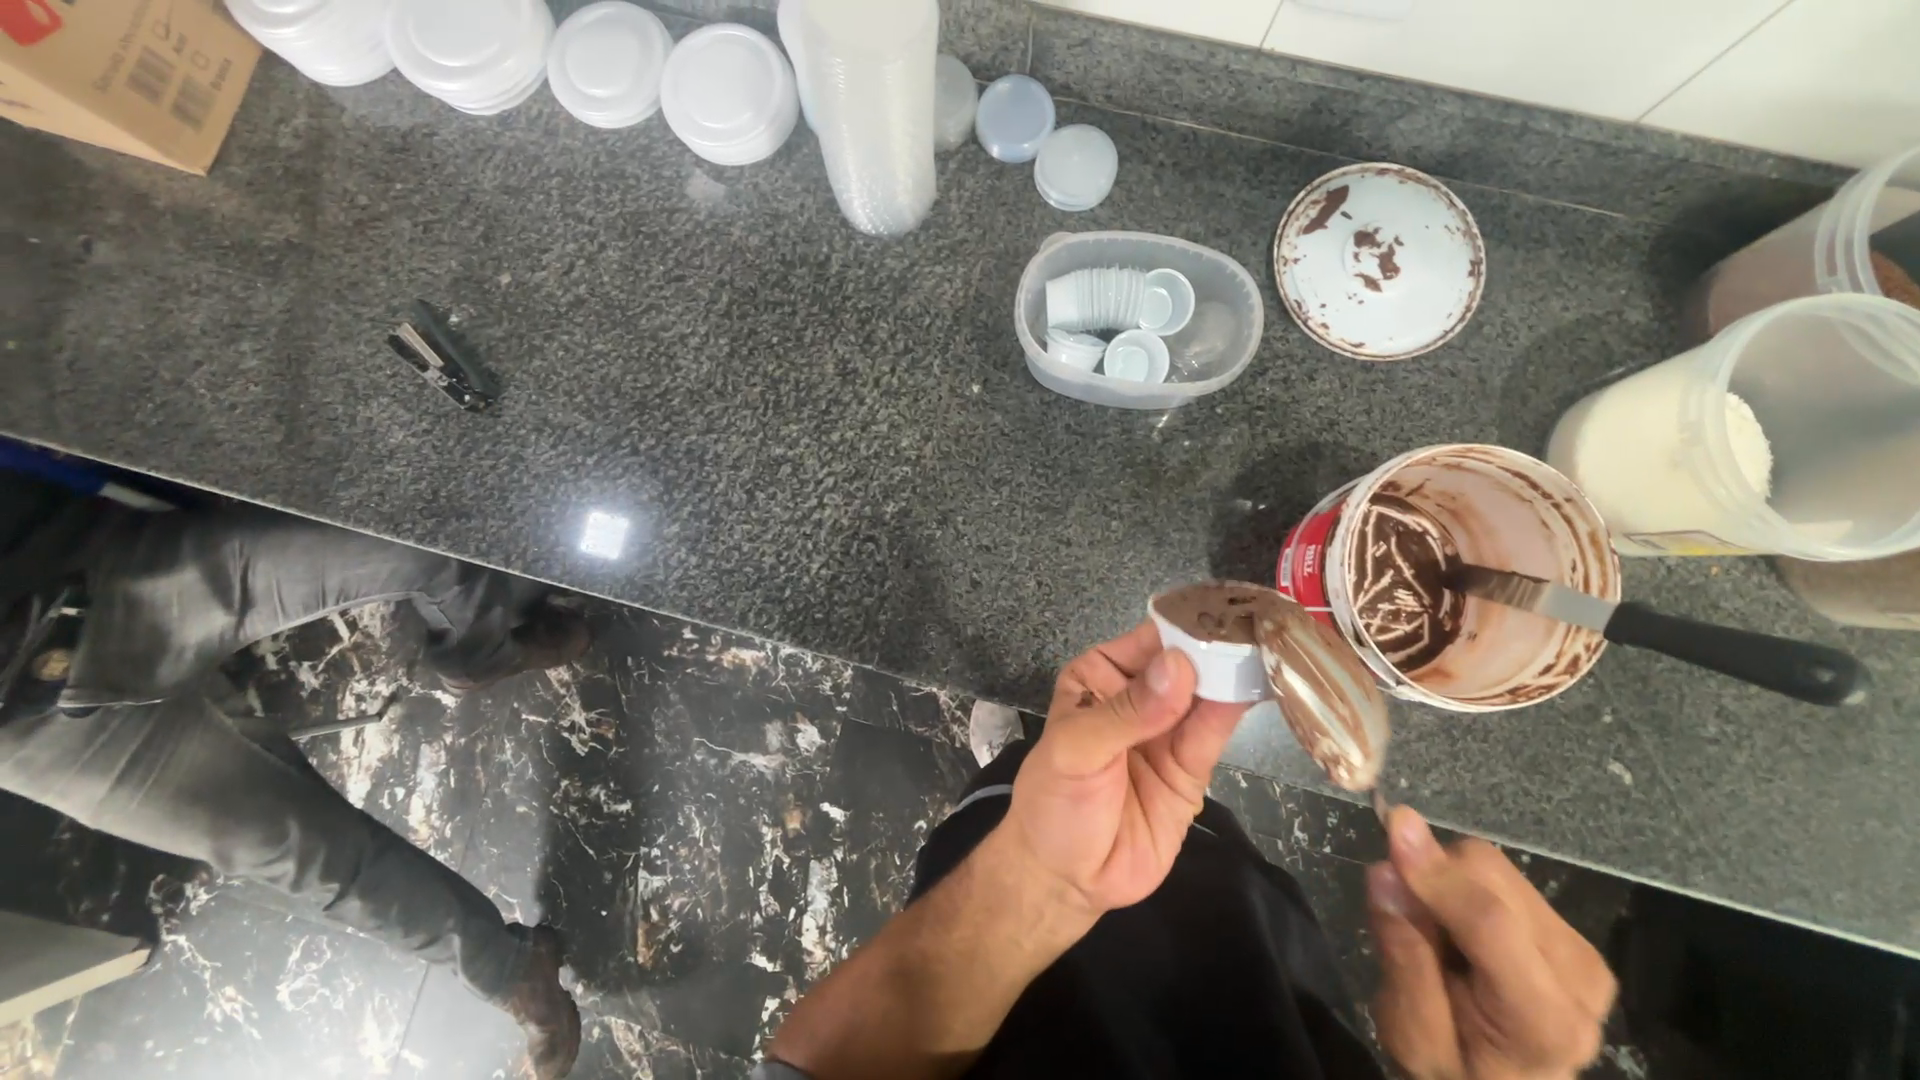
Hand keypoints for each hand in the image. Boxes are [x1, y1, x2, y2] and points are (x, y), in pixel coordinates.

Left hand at [998, 621, 1250, 916]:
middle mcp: (1139, 695)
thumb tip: (1180, 668)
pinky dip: (1240, 709)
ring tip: (1278, 650)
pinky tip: (1265, 687)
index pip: (1150, 638)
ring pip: (1208, 693)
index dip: (1186, 623)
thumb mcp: (1076, 749)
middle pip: (1187, 661)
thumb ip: (1127, 712)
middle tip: (1268, 624)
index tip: (1229, 607)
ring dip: (1237, 674)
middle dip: (1221, 644)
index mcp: (1102, 676)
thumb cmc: (1054, 802)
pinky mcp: (1192, 768)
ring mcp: (1168, 731)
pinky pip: (1217, 732)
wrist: (1065, 878)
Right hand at [1369, 807, 1616, 1079]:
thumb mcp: (1409, 1033)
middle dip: (1434, 876)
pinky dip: (1463, 887)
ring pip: (1495, 868)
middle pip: (1492, 880)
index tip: (1392, 823)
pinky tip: (1461, 931)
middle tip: (1406, 916)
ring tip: (1437, 933)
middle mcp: (1578, 976)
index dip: (1439, 872)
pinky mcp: (1572, 933)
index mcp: (1543, 1019)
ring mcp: (1581, 950)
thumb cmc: (1450, 1068)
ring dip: (1447, 880)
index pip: (1490, 923)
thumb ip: (1403, 956)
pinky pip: (1501, 875)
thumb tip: (1384, 870)